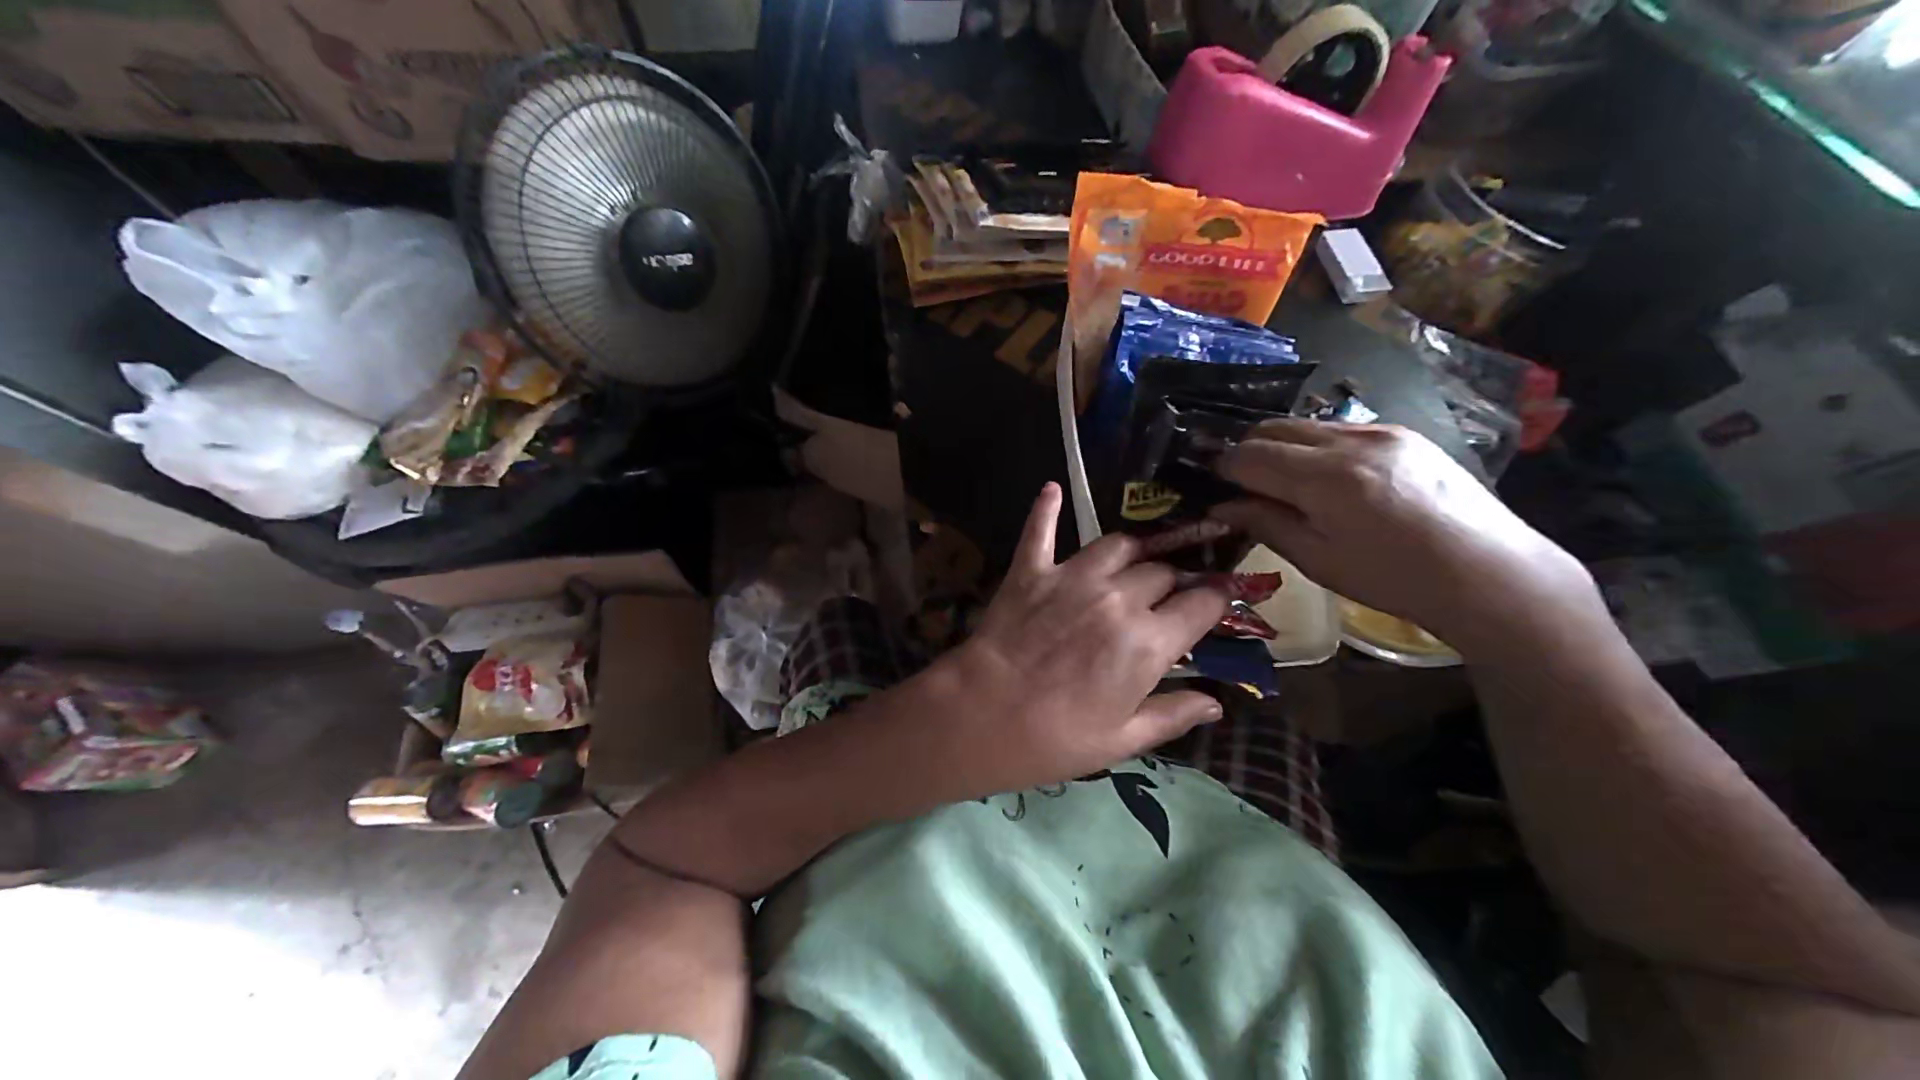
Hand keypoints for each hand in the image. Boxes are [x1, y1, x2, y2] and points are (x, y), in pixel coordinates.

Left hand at [923, 482, 1228, 796]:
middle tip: (1168, 597)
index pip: (1202, 604)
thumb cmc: (1055, 738)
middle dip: (1173, 582)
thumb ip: (1172, 715)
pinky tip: (1052, 489)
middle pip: (1162, 571)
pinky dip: (1048, 508)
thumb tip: (1215, 705)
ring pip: (1118, 545)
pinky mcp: (1031, 571)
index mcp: (1149, 642)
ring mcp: (1072, 578)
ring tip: (1133, 564)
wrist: (980, 717)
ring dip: (1132, 553)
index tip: (1219, 601)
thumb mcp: (1122, 740)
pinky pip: (1042, 529)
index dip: (1217, 600)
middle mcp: (1118, 598)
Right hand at [1210, 419, 1597, 653]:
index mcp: (1325, 479)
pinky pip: (1340, 430)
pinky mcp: (1403, 434)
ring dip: (1281, 447)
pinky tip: (1325, 478)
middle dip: (1246, 450)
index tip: (1211, 484)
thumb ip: (1265, 524)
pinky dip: (1316, 447)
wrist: (1488, 573)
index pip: (1250, 455)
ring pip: (1306, 425)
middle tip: (1238, 482)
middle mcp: (1350, 442)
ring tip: (1281, 482)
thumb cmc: (1394, 578)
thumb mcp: (1318, 559)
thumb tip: (1221, 506)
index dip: (1222, 468)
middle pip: (1273, 428)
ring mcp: (1381, 431)